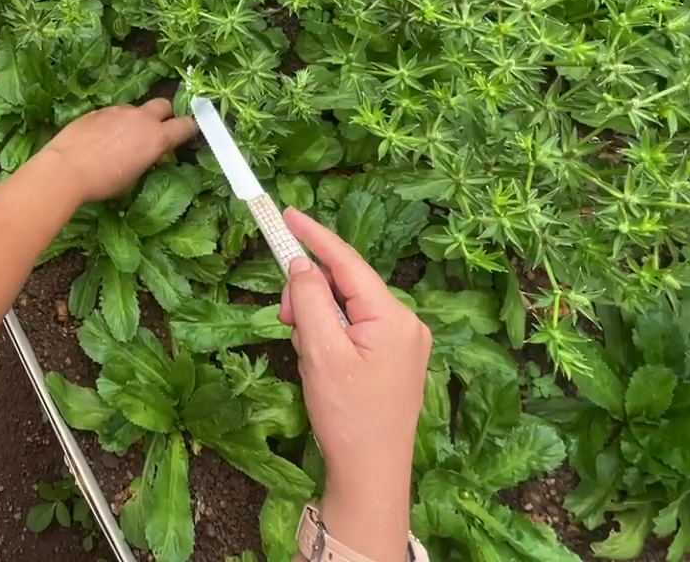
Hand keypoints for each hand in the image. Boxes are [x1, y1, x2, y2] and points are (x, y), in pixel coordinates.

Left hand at [31, 99, 196, 204]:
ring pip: (135, 109)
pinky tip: (100, 138)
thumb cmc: (103, 181)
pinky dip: (114, 122)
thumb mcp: (133, 176)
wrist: (66, 167)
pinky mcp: (98, 110)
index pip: (185, 125)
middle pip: (163, 104)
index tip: (186, 134)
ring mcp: (118, 110)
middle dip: (165, 114)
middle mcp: (140, 118)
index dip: (188, 129)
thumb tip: (145, 152)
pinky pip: (114, 113)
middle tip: (157, 131)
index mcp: (156, 137)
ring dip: (135, 120)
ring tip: (121, 139)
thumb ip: (146, 157)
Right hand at [279, 208, 430, 561]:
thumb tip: (300, 262)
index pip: (347, 261)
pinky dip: (326, 331)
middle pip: (344, 283)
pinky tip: (317, 356)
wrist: (370, 476)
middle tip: (285, 319)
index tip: (287, 213)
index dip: (314, 235)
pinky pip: (351, 325)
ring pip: (344, 305)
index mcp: (393, 317)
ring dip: (315, 315)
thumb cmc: (347, 415)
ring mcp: (400, 341)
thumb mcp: (320, 351)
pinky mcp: (391, 357)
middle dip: (309, 293)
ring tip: (303, 348)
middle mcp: (404, 322)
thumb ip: (309, 299)